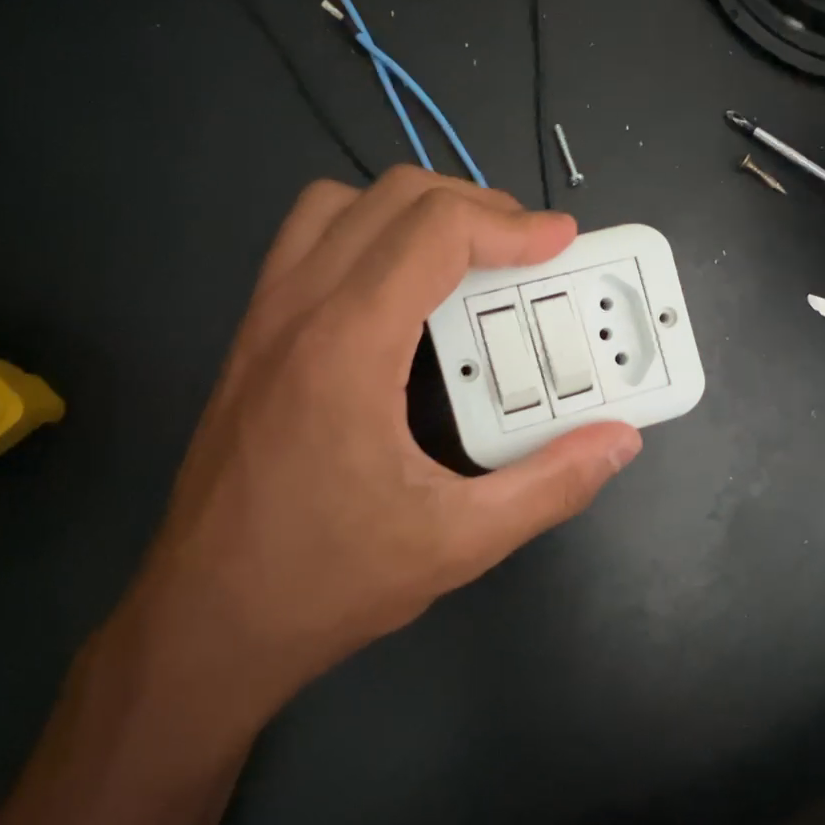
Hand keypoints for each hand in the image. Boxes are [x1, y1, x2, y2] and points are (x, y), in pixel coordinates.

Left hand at [116, 167, 641, 725]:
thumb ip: (551, 485)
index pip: (433, 231)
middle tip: (526, 251)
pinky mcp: (249, 345)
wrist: (204, 625)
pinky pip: (307, 246)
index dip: (509, 225)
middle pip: (388, 199)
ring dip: (409, 212)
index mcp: (346, 347)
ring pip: (334, 207)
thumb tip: (619, 441)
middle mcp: (295, 312)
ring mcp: (261, 323)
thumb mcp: (459, 542)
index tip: (560, 243)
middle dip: (471, 206)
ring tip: (464, 258)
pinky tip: (402, 302)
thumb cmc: (329, 581)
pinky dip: (366, 238)